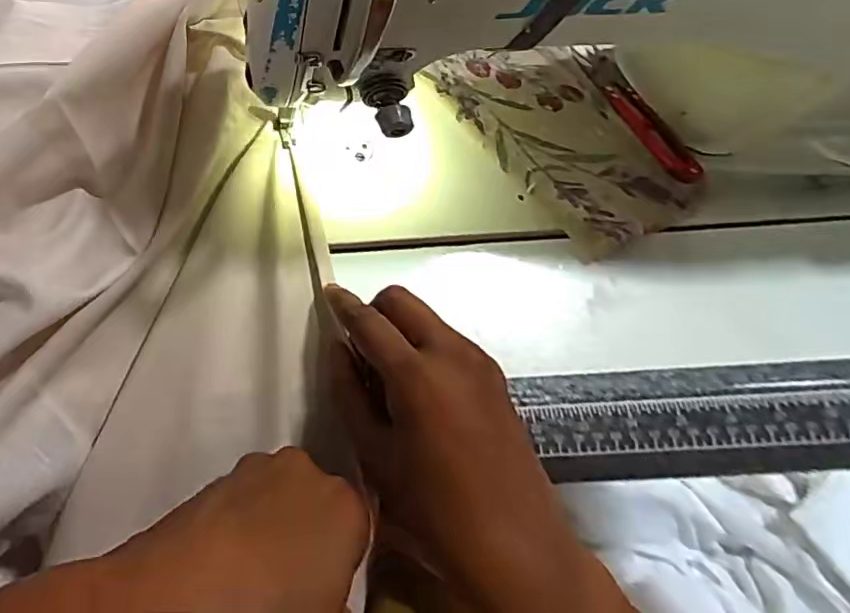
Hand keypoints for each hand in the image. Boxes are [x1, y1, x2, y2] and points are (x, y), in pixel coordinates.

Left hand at [99, 448, 368, 612]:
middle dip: (316, 538)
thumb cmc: (272, 604)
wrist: (182, 588)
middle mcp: (304, 470)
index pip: (367, 525)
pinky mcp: (219, 474)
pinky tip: (236, 565)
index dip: (354, 559)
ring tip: (265, 579)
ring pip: (283, 498)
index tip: (341, 584)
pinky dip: (247, 524)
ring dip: (279, 529)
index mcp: (346, 503)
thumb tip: (337, 596)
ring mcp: (257, 467)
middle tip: (304, 584)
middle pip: (322, 505)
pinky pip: (249, 500)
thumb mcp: (330, 611)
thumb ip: (346, 600)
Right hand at [325, 285, 634, 612]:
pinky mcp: (496, 378)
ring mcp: (480, 364)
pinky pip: (448, 341)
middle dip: (374, 311)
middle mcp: (453, 356)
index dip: (343, 305)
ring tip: (388, 378)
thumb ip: (348, 392)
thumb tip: (338, 352)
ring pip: (426, 318)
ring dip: (400, 329)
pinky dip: (425, 347)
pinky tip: (419, 393)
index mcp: (418, 375)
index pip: (369, 320)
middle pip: (401, 300)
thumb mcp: (375, 455)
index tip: (328, 296)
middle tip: (359, 348)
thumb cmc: (438, 512)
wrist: (521, 553)